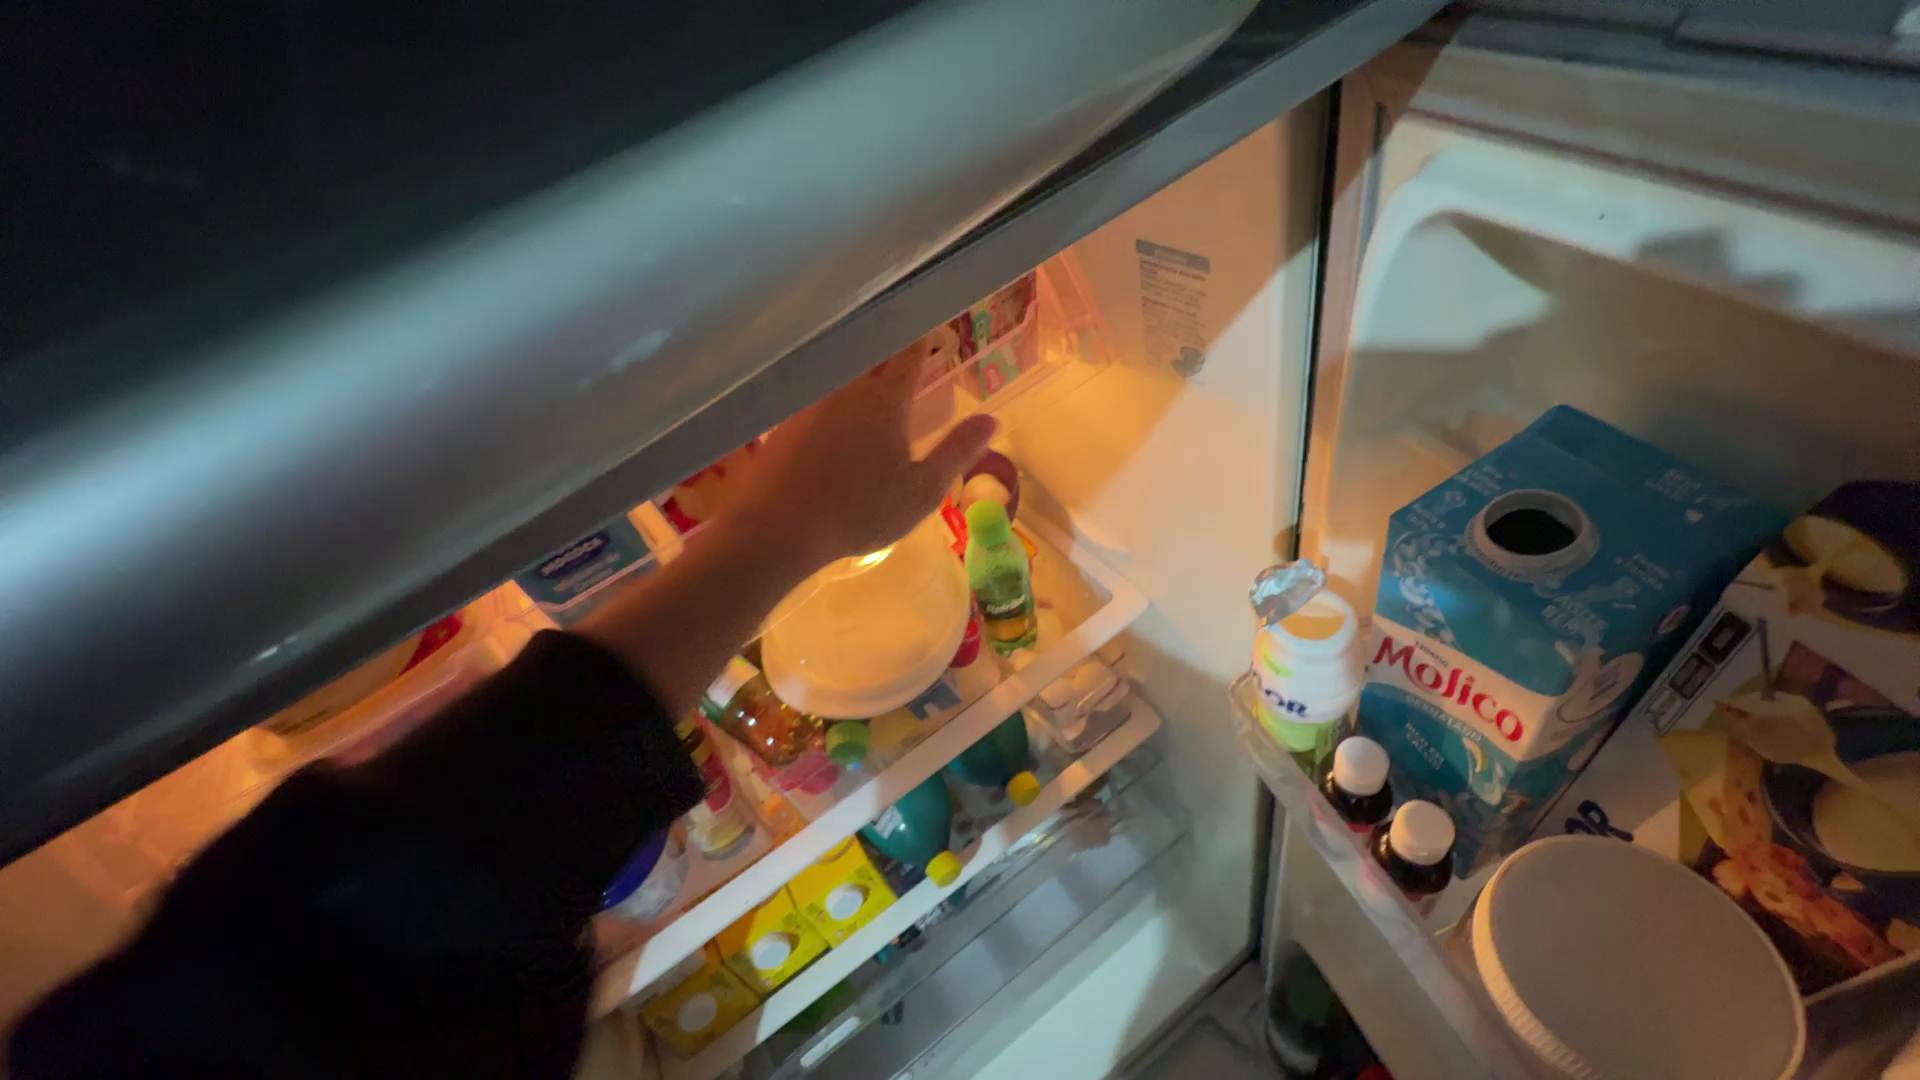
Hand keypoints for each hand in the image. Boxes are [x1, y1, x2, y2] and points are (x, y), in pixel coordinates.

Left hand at [736, 356, 996, 567]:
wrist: (778, 527)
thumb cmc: (860, 511)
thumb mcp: (922, 490)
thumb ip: (957, 452)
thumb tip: (991, 419)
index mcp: (886, 401)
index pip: (909, 356)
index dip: (922, 340)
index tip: (930, 327)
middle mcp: (846, 389)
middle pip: (870, 355)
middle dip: (887, 346)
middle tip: (899, 342)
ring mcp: (809, 402)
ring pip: (838, 371)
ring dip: (855, 365)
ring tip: (865, 368)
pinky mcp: (782, 421)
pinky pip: (812, 393)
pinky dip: (826, 392)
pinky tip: (825, 406)